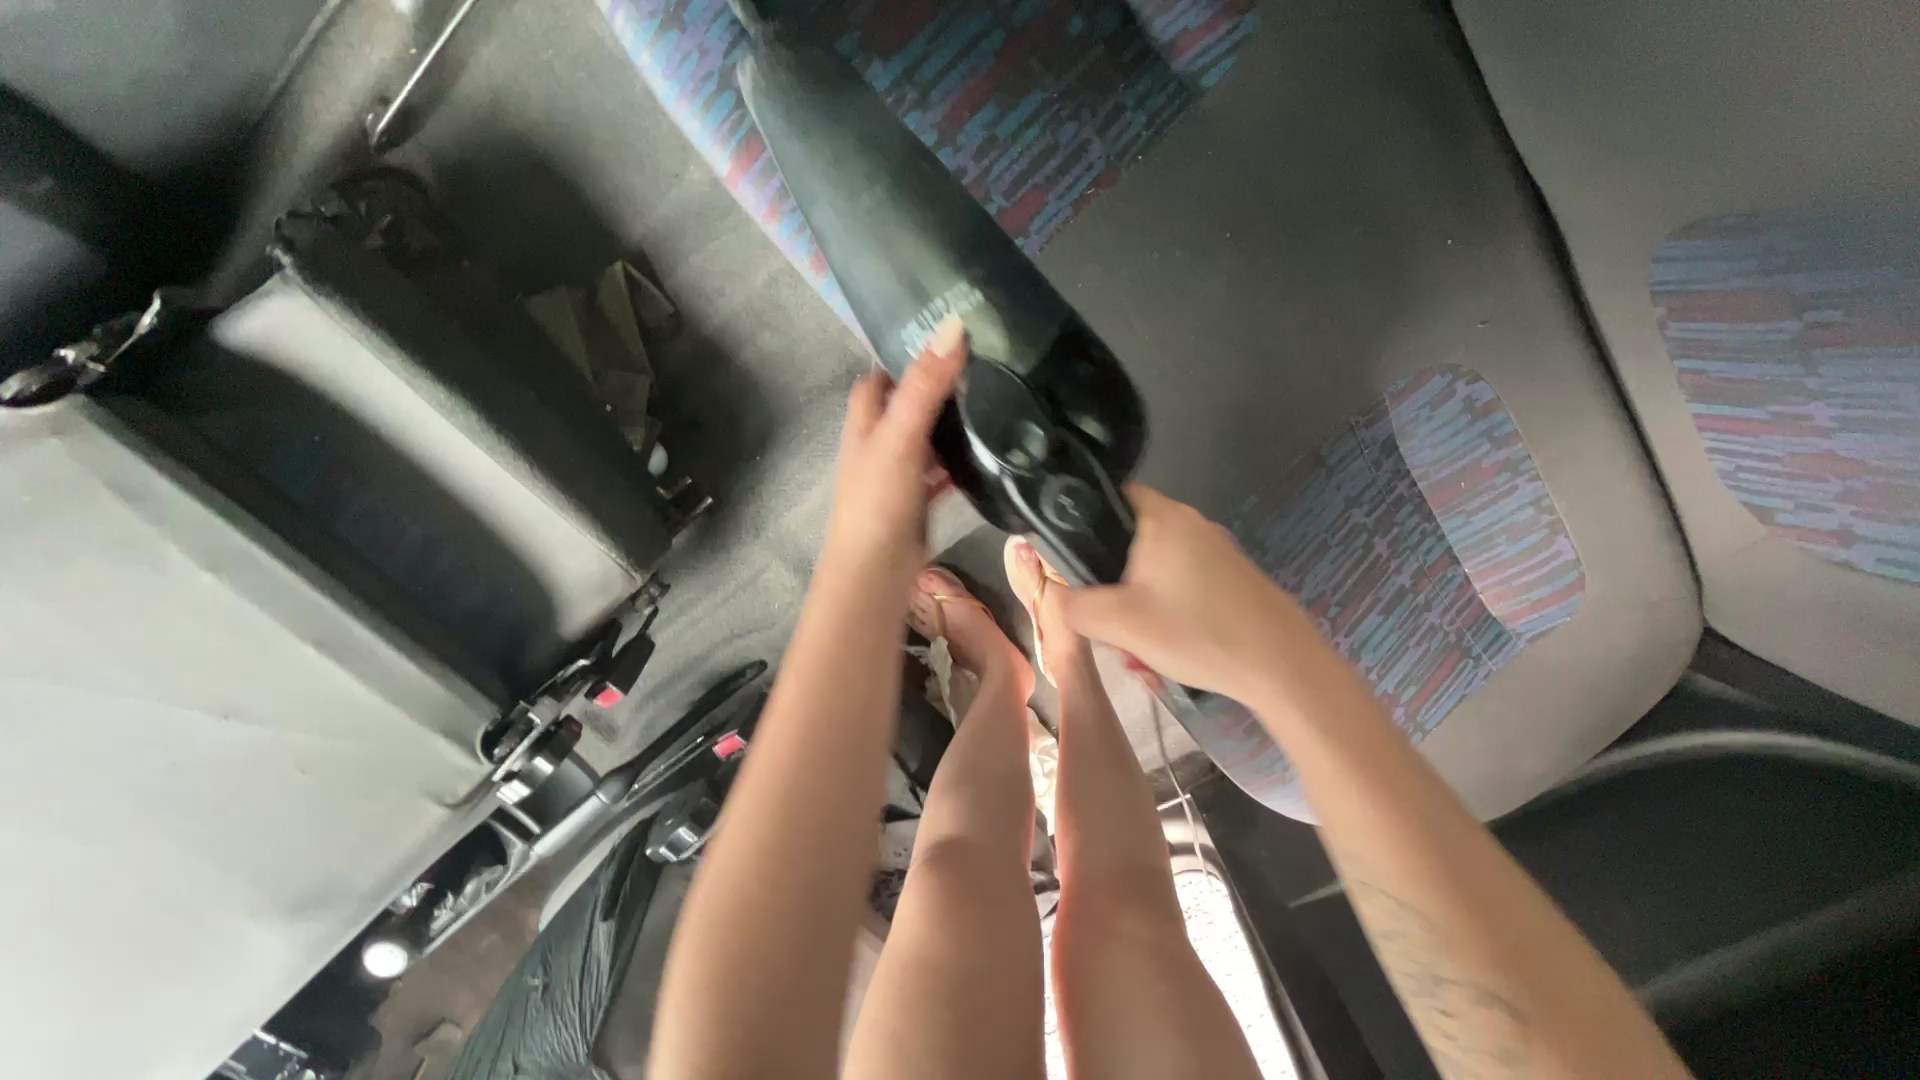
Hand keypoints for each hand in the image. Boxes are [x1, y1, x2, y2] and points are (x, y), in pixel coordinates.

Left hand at [821, 316, 966, 575]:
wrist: (876, 570)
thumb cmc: (879, 498)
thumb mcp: (901, 434)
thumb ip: (925, 385)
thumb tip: (953, 327)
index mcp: (865, 420)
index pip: (880, 375)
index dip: (904, 354)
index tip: (945, 337)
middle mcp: (877, 442)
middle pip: (906, 403)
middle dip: (935, 386)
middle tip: (981, 366)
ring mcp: (897, 473)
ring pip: (925, 437)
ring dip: (949, 422)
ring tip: (993, 400)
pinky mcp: (916, 500)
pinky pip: (940, 471)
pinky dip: (958, 461)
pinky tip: (987, 455)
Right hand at [1060, 485, 1323, 701]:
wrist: (1283, 666)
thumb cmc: (1197, 632)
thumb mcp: (1119, 623)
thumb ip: (1072, 605)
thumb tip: (1054, 593)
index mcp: (1163, 518)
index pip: (1110, 495)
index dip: (1084, 521)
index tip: (1072, 559)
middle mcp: (1192, 524)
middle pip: (1130, 540)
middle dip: (1111, 582)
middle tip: (1106, 620)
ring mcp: (1217, 552)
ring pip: (1156, 571)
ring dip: (1138, 607)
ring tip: (1138, 651)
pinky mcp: (1233, 579)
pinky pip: (1183, 587)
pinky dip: (1167, 614)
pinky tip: (1169, 652)